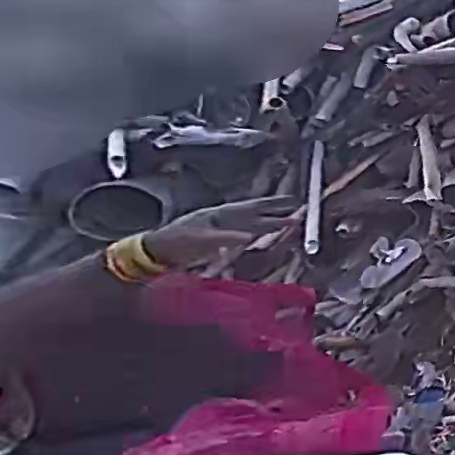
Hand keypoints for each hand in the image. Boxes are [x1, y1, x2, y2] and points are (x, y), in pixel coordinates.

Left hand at [143, 195, 298, 269]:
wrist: (154, 253)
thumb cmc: (174, 242)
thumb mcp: (197, 238)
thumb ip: (224, 237)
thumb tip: (248, 237)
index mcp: (221, 213)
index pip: (253, 207)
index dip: (273, 204)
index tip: (292, 201)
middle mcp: (226, 218)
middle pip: (257, 213)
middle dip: (279, 210)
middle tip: (300, 208)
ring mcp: (225, 228)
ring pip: (255, 222)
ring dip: (273, 221)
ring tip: (292, 220)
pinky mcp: (222, 240)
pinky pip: (248, 233)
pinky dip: (261, 232)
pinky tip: (268, 232)